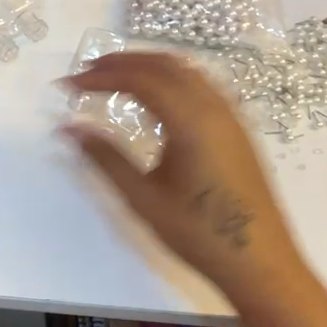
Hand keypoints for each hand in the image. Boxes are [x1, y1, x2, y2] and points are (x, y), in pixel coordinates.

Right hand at [61, 52, 305, 296]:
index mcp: (191, 123)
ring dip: (147, 66)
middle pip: (165, 66)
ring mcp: (232, 118)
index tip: (66, 86)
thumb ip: (105, 157)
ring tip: (114, 76)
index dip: (99, 77)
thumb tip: (67, 127)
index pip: (139, 81)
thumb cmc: (198, 233)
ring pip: (187, 71)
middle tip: (84, 72)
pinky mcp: (237, 131)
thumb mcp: (142, 197)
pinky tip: (155, 95)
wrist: (260, 263)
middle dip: (121, 62)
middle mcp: (215, 110)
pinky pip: (202, 85)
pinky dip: (170, 77)